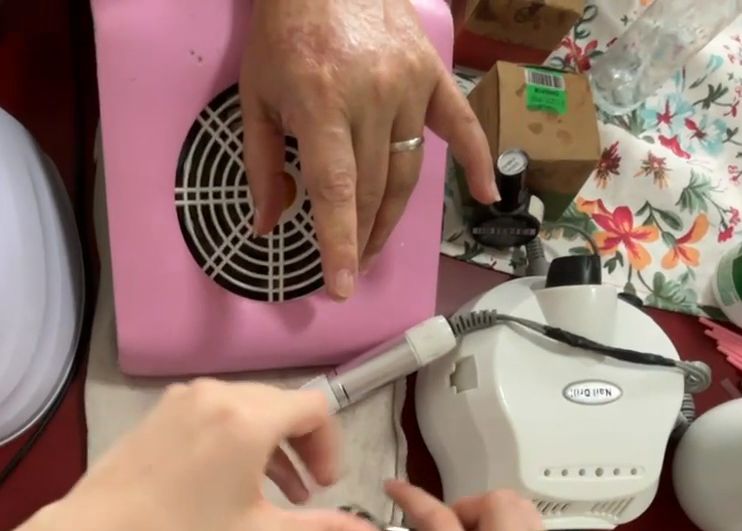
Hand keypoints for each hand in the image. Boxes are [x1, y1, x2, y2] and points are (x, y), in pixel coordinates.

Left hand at [56, 380, 387, 530]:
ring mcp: (186, 395)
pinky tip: (228, 478)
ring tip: (270, 491)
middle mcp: (221, 391)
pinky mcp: (163, 406)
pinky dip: (236, 436)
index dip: (330, 446)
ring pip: (249, 408)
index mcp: (251, 417)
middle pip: (282, 405)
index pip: (316, 408)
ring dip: (270, 444)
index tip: (324, 485)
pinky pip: (216, 411)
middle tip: (304, 492)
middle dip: (302, 447)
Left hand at [240, 0, 497, 300]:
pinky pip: (461, 122)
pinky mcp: (432, 73)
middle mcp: (372, 98)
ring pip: (405, 172)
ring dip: (390, 218)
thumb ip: (260, 165)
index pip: (336, 191)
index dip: (339, 244)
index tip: (341, 287)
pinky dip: (476, 160)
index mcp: (322, 105)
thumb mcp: (254, 97)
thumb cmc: (284, 31)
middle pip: (371, 190)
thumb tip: (267, 225)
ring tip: (373, 247)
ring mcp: (409, 85)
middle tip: (347, 268)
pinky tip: (487, 196)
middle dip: (358, 238)